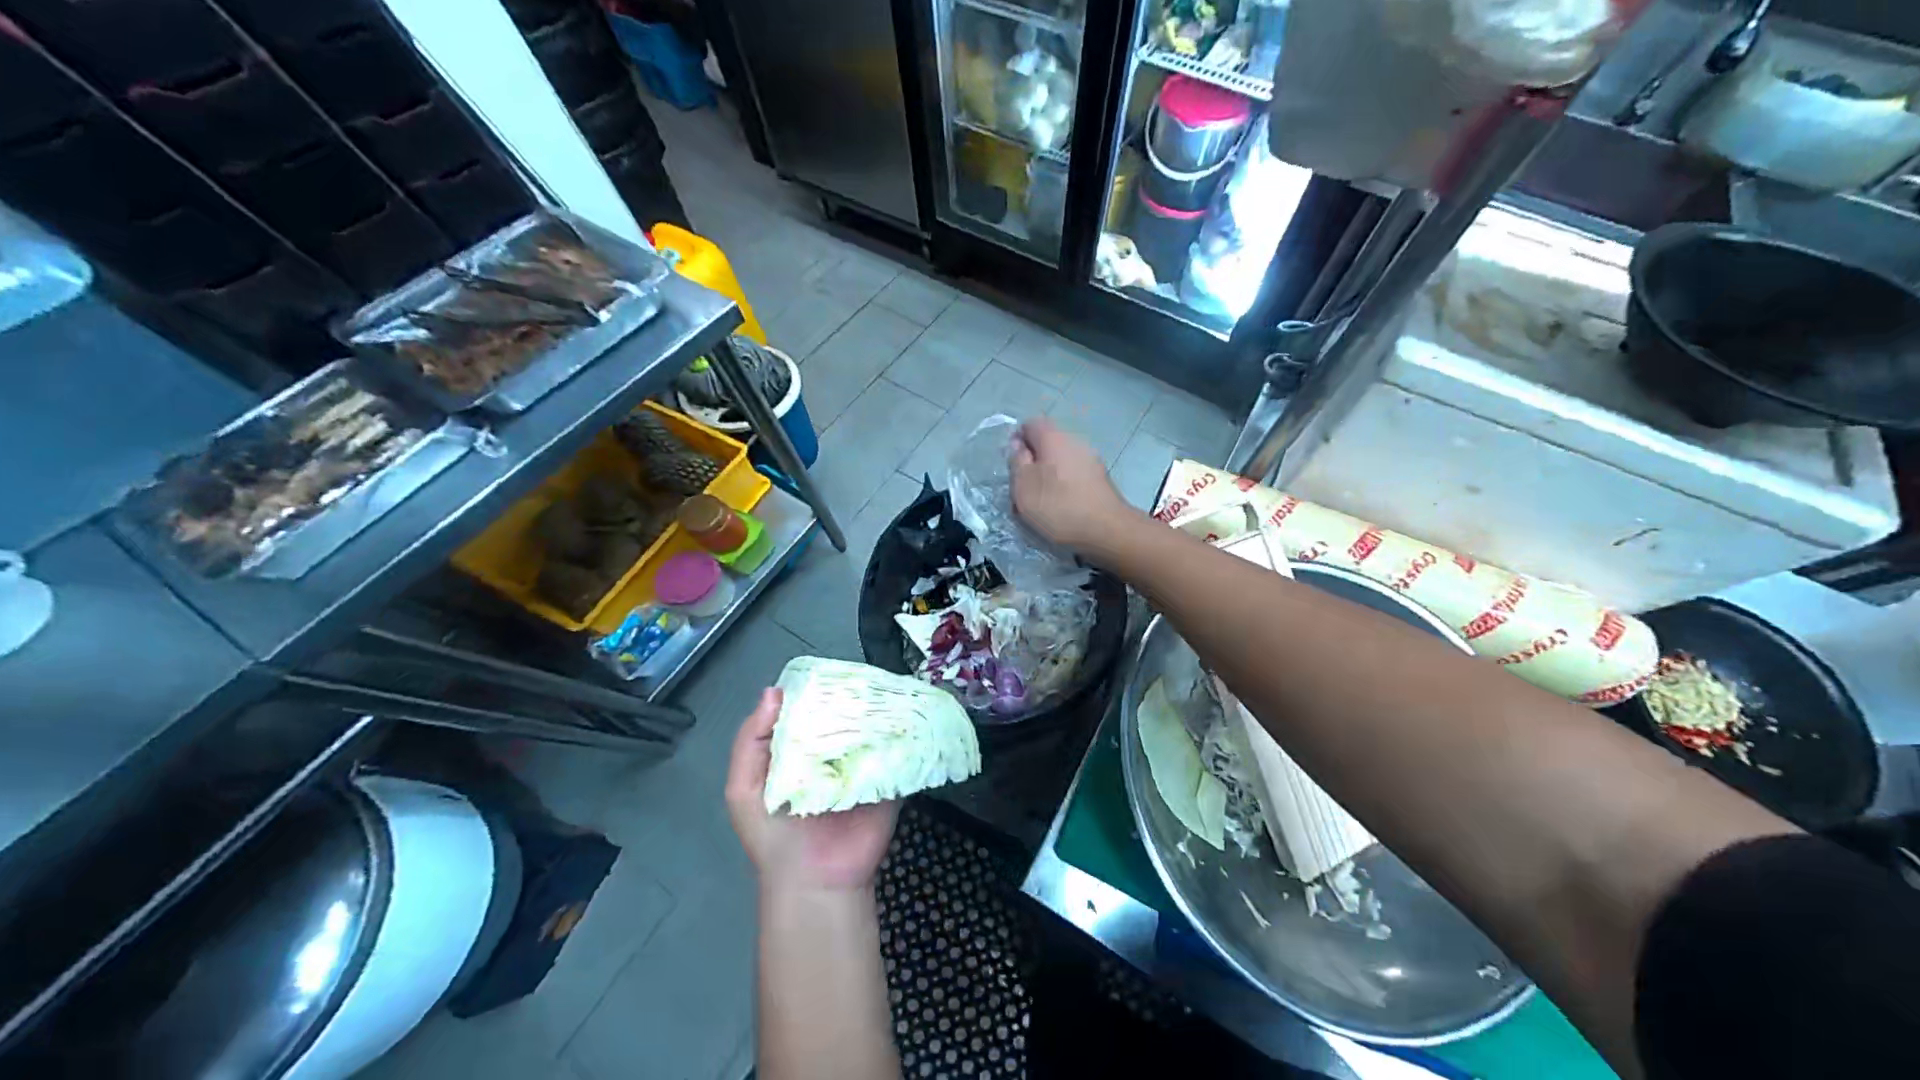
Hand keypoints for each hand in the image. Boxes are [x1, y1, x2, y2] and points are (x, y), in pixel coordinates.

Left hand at [725, 688, 898, 895]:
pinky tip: (907, 713)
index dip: (813, 690)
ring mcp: (863, 764)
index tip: (825, 668)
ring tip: (888, 684)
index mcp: (797, 751)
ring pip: (872, 728)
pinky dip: (902, 733)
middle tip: (861, 672)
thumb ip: (750, 741)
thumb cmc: (773, 835)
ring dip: (878, 710)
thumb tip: (774, 692)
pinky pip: (897, 751)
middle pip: (843, 715)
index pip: (807, 712)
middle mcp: (832, 752)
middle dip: (849, 696)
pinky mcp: (889, 778)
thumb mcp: (743, 788)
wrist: (814, 882)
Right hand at [1010, 416, 1136, 551]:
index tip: (1011, 465)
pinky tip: (1060, 508)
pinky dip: (1062, 487)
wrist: (1107, 531)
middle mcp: (1074, 441)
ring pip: (1059, 462)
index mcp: (1053, 437)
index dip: (1016, 441)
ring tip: (1039, 503)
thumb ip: (1017, 461)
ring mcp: (1090, 460)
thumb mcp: (1023, 485)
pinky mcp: (1099, 479)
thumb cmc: (1058, 506)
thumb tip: (1018, 445)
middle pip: (1045, 444)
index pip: (1030, 424)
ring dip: (1046, 478)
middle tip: (1022, 488)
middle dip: (1031, 463)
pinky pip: (1072, 476)